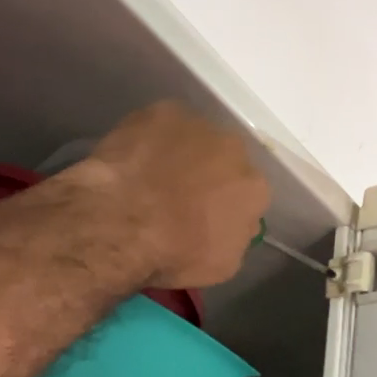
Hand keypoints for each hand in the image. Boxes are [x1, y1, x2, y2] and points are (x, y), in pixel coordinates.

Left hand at [67, 102, 269, 288]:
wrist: (122, 223)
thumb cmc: (174, 253)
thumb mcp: (221, 265)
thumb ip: (234, 236)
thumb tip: (229, 224)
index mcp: (254, 188)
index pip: (247, 194)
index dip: (225, 205)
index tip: (205, 216)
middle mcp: (234, 149)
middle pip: (225, 159)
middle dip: (208, 173)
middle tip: (178, 194)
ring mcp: (198, 125)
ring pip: (194, 138)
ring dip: (181, 152)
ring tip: (151, 175)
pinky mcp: (162, 111)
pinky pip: (161, 125)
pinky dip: (151, 138)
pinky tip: (133, 158)